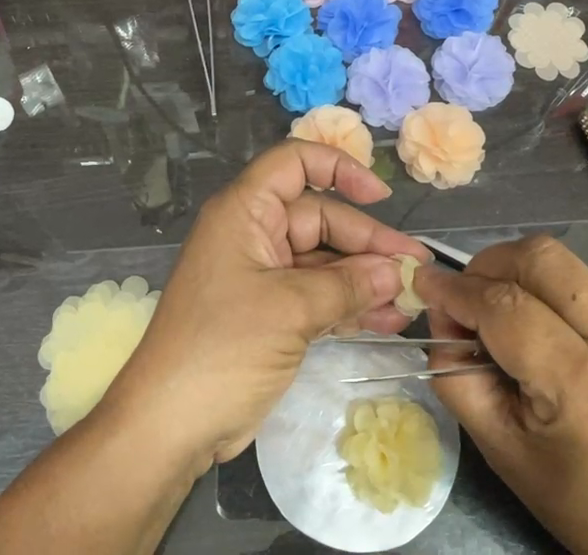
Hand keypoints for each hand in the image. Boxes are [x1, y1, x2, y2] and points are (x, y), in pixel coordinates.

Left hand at [103, 140, 432, 467]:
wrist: (171, 423)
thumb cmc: (223, 349)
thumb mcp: (289, 310)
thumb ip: (347, 286)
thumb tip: (395, 272)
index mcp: (244, 212)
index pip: (293, 163)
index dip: (338, 169)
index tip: (379, 197)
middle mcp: (253, 235)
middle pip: (319, 218)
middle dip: (368, 242)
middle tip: (417, 269)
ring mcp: (262, 277)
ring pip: (323, 261)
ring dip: (366, 278)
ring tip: (411, 300)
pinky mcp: (269, 315)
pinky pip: (317, 295)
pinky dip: (350, 305)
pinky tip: (388, 320)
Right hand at [415, 237, 587, 554]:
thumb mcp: (504, 453)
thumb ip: (458, 376)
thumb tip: (443, 315)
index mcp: (584, 387)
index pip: (504, 306)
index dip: (455, 290)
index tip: (424, 286)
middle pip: (542, 258)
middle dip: (490, 264)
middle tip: (467, 295)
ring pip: (567, 268)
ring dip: (522, 278)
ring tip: (505, 318)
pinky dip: (556, 300)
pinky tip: (553, 339)